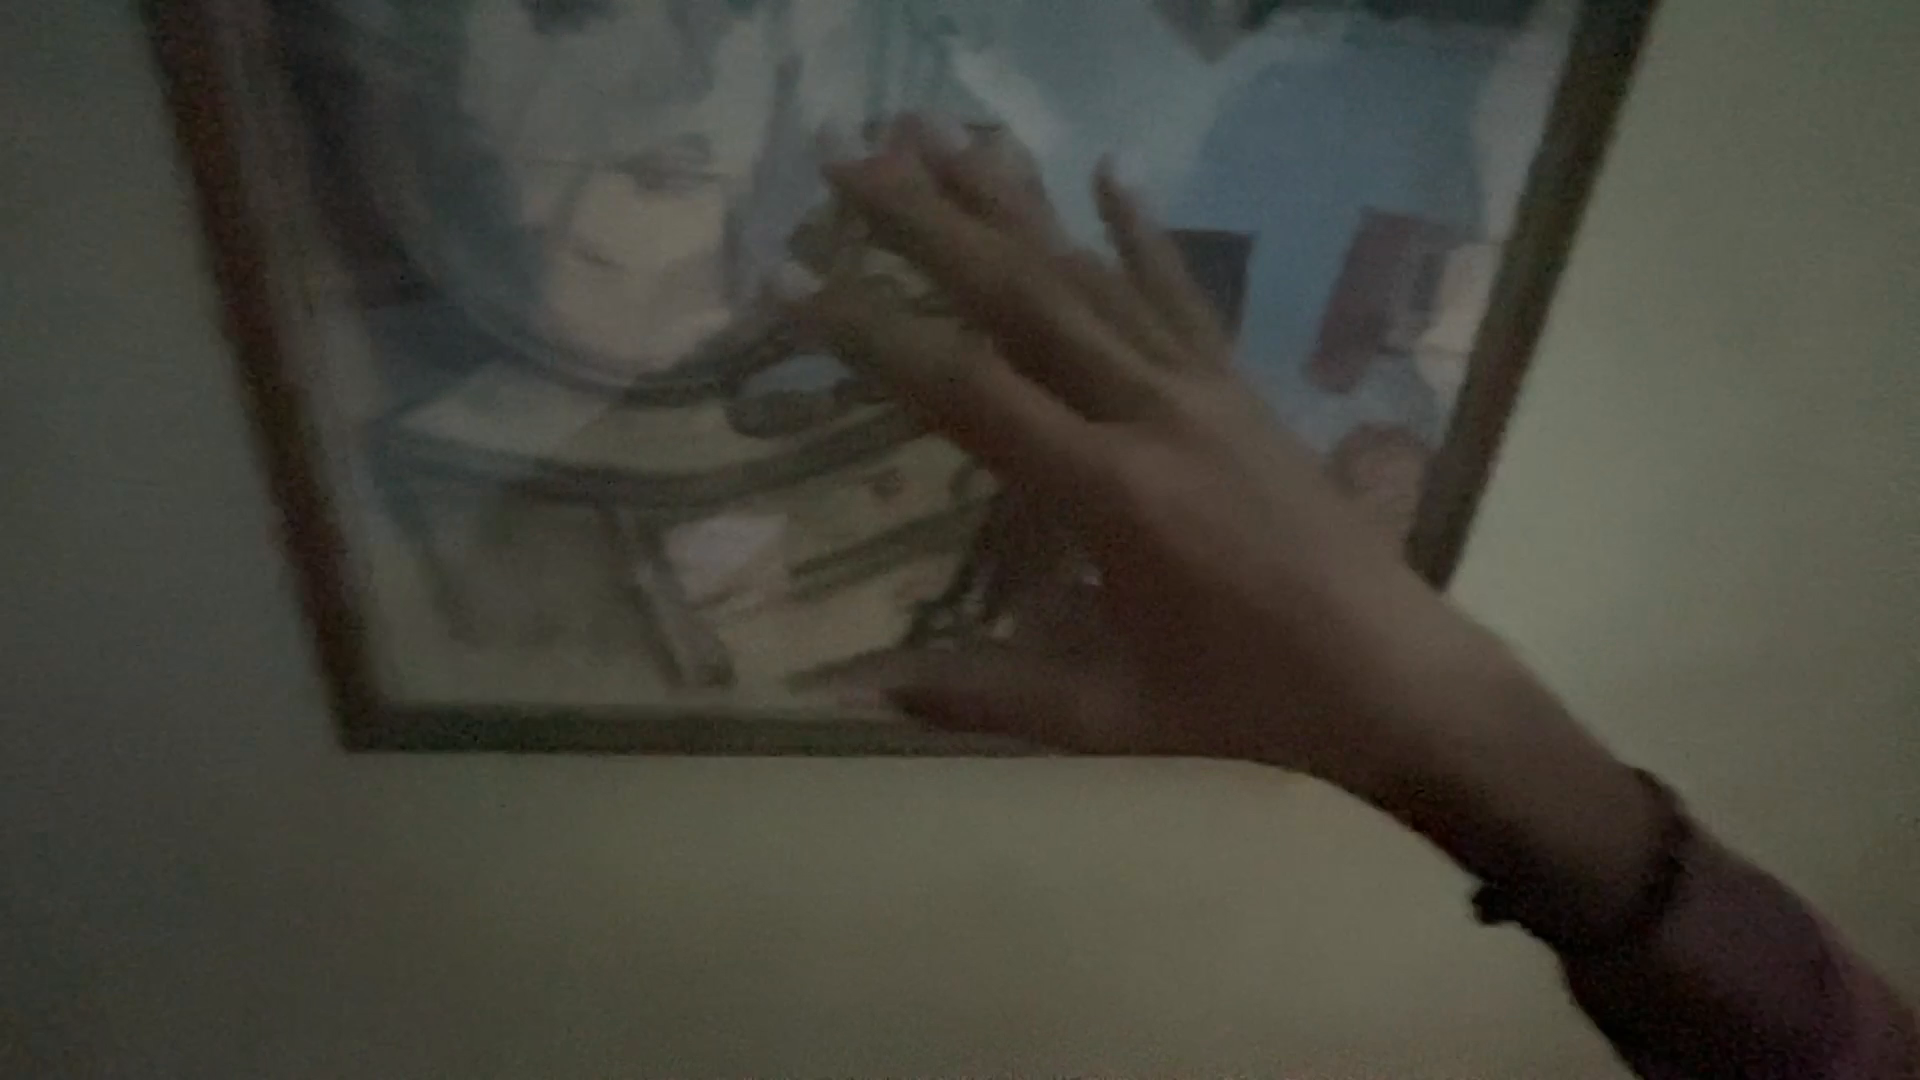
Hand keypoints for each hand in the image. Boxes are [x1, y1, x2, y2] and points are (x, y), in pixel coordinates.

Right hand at [781, 117, 1525, 795]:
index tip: (801, 292)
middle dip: (930, 224)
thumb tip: (863, 693)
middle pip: (1024, 296)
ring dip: (1014, 204)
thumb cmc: (1243, 702)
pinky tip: (1110, 174)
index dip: (875, 335)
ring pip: (1094, 275)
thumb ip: (982, 698)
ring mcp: (1205, 389)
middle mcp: (1152, 412)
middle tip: (856, 162)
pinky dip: (1141, 233)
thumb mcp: (1104, 716)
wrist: (1394, 676)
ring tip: (948, 140)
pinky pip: (1182, 296)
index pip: (968, 388)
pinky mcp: (1242, 389)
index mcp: (1110, 492)